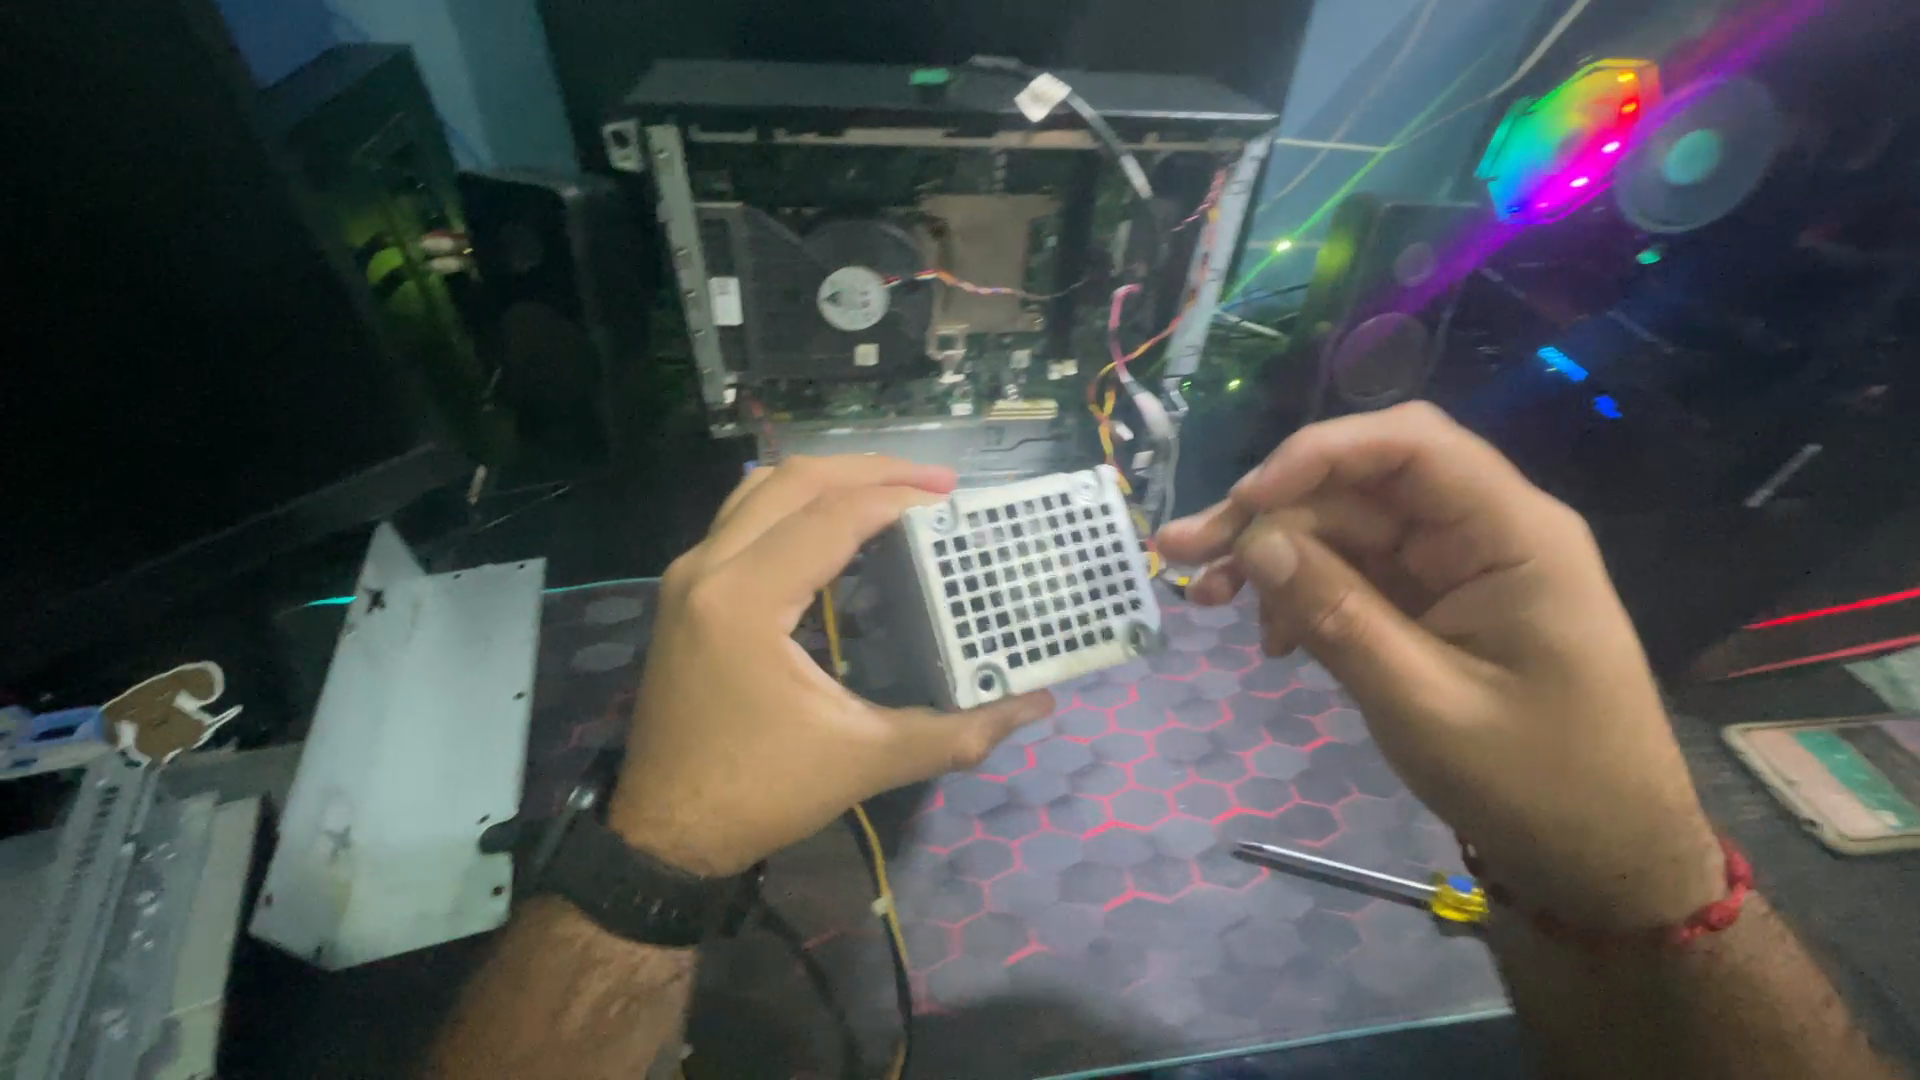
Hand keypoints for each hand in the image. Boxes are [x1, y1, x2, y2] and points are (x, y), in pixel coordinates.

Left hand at [609, 455, 1053, 876]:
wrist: (663, 832)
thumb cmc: (757, 795)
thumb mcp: (863, 761)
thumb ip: (955, 732)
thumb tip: (1036, 707)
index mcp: (744, 601)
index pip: (832, 517)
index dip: (898, 499)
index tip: (953, 502)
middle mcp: (707, 568)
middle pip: (795, 481)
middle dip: (872, 471)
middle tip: (938, 483)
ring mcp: (689, 574)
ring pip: (762, 488)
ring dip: (832, 479)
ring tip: (895, 491)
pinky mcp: (687, 590)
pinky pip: (745, 515)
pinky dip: (797, 503)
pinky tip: (840, 526)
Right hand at [1157, 403, 1720, 928]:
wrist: (1595, 858)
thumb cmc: (1534, 782)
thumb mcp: (1421, 702)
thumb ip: (1336, 614)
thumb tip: (1254, 541)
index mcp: (1509, 535)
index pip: (1409, 446)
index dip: (1318, 455)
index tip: (1245, 503)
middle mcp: (1475, 532)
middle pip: (1354, 488)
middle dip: (1264, 514)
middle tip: (1182, 551)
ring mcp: (1445, 567)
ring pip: (1337, 529)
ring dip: (1267, 557)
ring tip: (1204, 597)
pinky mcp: (1423, 601)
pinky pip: (1345, 574)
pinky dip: (1296, 596)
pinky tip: (1270, 640)